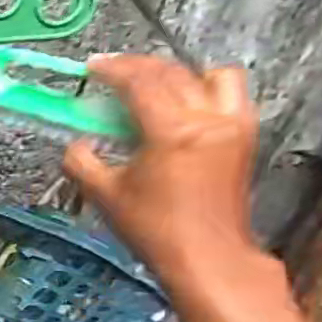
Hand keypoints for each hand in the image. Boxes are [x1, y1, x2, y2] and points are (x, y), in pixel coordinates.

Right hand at [62, 54, 261, 292]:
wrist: (206, 254)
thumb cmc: (152, 226)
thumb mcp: (102, 194)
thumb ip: (81, 161)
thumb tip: (77, 143)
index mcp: (172, 132)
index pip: (141, 83)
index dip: (113, 69)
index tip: (91, 66)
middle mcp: (208, 119)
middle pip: (173, 73)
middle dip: (138, 66)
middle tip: (111, 70)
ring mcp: (234, 125)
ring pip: (210, 76)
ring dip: (178, 73)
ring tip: (152, 85)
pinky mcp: (244, 136)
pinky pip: (230, 94)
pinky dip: (204, 88)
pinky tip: (181, 104)